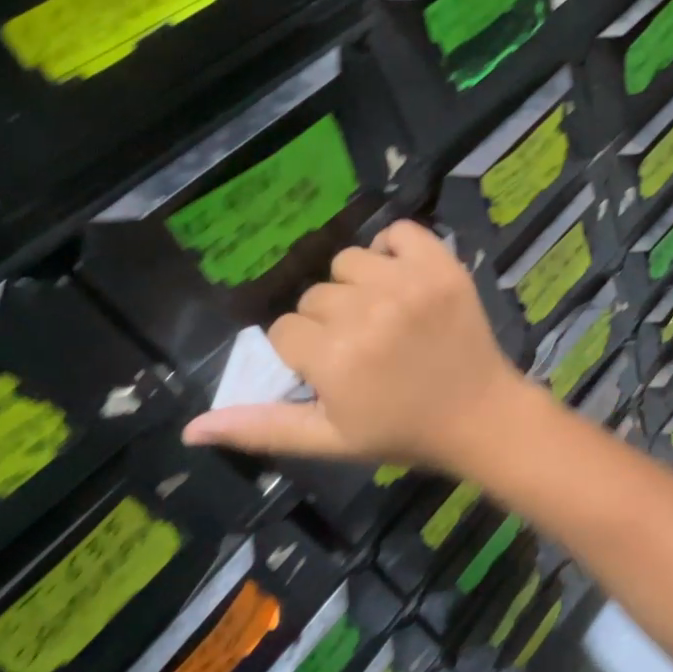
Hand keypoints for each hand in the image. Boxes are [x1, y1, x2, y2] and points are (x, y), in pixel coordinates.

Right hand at [181, 219, 539, 471]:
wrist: (481, 415)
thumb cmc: (403, 431)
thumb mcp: (330, 440)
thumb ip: (262, 427)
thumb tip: (192, 427)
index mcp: (334, 358)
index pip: (285, 330)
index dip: (305, 352)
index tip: (335, 371)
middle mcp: (367, 313)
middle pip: (316, 295)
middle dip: (330, 321)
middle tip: (365, 349)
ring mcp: (408, 284)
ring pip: (350, 261)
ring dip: (358, 284)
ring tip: (383, 315)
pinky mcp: (442, 266)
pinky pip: (400, 232)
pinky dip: (396, 249)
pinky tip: (402, 280)